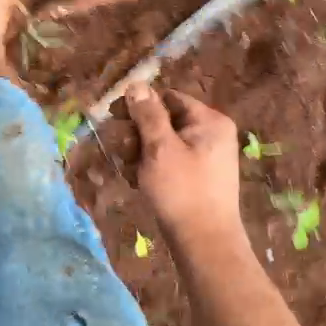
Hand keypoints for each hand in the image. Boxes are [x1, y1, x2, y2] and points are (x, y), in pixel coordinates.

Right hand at [125, 86, 243, 245]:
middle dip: (136, 133)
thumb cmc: (182, 191)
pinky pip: (167, 158)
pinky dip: (149, 165)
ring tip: (129, 170)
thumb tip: (136, 84)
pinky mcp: (196, 173)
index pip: (167, 97)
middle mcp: (210, 133)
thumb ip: (148, 114)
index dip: (139, 106)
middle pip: (162, 118)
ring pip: (160, 140)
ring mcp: (204, 154)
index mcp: (209, 121)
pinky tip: (137, 179)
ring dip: (139, 151)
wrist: (203, 241)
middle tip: (121, 151)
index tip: (115, 121)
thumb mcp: (160, 148)